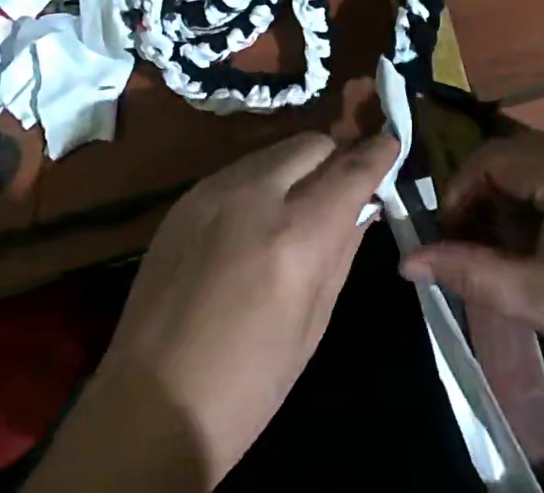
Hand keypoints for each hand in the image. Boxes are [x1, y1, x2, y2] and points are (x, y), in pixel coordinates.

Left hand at [27, 131, 398, 491]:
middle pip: (312, 143)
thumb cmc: (250, 381)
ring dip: (299, 166)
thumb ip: (343, 248)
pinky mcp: (185, 198)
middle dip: (336, 156)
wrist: (151, 401)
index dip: (378, 152)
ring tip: (300, 202)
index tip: (391, 142)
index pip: (351, 170)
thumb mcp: (315, 320)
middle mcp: (254, 196)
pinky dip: (263, 180)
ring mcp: (213, 191)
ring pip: (274, 150)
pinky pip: (240, 169)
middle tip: (343, 185)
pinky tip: (258, 218)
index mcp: (295, 236)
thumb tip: (365, 206)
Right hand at [399, 123, 543, 457]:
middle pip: (504, 159)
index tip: (447, 245)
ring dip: (506, 207)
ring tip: (509, 258)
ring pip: (525, 166)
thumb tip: (405, 261)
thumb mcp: (535, 297)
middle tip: (477, 257)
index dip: (456, 200)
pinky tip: (539, 246)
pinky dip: (532, 203)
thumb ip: (465, 269)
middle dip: (483, 206)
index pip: (487, 160)